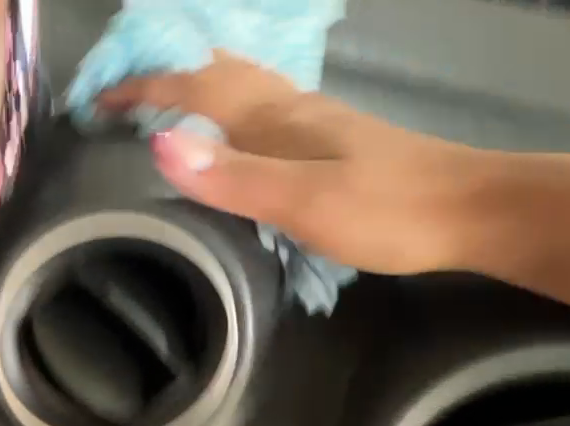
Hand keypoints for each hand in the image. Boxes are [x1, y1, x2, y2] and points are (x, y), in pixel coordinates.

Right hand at [98, 54, 489, 275]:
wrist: (470, 210)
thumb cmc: (386, 209)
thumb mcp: (301, 199)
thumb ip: (231, 176)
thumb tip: (159, 143)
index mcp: (277, 118)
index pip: (197, 88)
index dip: (145, 89)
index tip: (98, 100)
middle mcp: (290, 109)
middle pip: (218, 72)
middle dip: (166, 72)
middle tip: (120, 88)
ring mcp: (310, 123)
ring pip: (239, 86)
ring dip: (195, 82)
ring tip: (159, 95)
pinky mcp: (324, 143)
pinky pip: (256, 109)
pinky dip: (223, 105)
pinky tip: (226, 125)